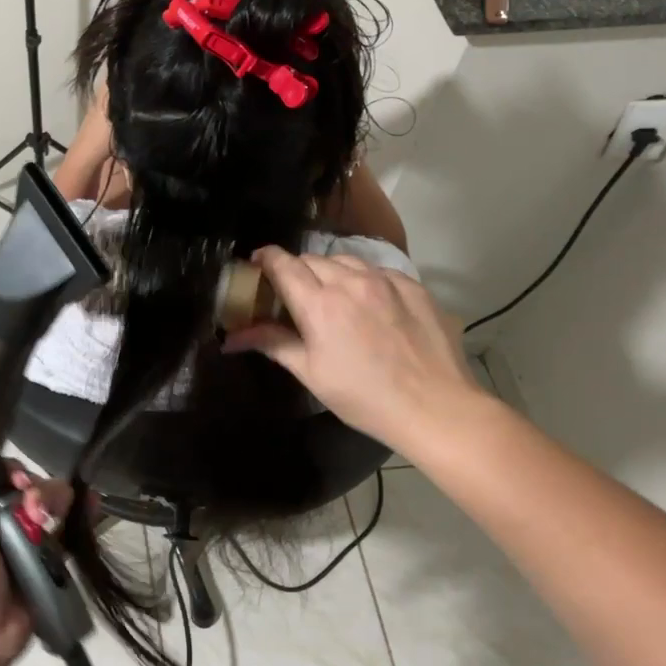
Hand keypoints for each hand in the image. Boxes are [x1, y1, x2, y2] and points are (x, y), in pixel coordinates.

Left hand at [0, 449, 71, 665]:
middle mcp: (6, 519)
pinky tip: (93, 504)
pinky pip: (69, 528)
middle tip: (35, 512)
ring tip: (50, 520)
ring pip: (54, 503)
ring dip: (57, 503)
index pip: (2, 474)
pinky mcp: (52, 557)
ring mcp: (31, 538)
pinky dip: (82, 513)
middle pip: (33, 486)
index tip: (21, 483)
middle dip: (39, 492)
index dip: (16, 472)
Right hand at [223, 246, 489, 452]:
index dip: (265, 259)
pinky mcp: (414, 287)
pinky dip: (364, 279)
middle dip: (296, 270)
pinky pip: (379, 271)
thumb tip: (232, 337)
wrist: (433, 406)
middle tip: (291, 294)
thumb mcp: (310, 373)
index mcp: (319, 303)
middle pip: (312, 260)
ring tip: (330, 295)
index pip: (283, 264)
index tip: (256, 265)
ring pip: (347, 261)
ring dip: (330, 271)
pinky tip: (368, 303)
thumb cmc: (362, 397)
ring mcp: (386, 281)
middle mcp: (351, 281)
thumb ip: (272, 343)